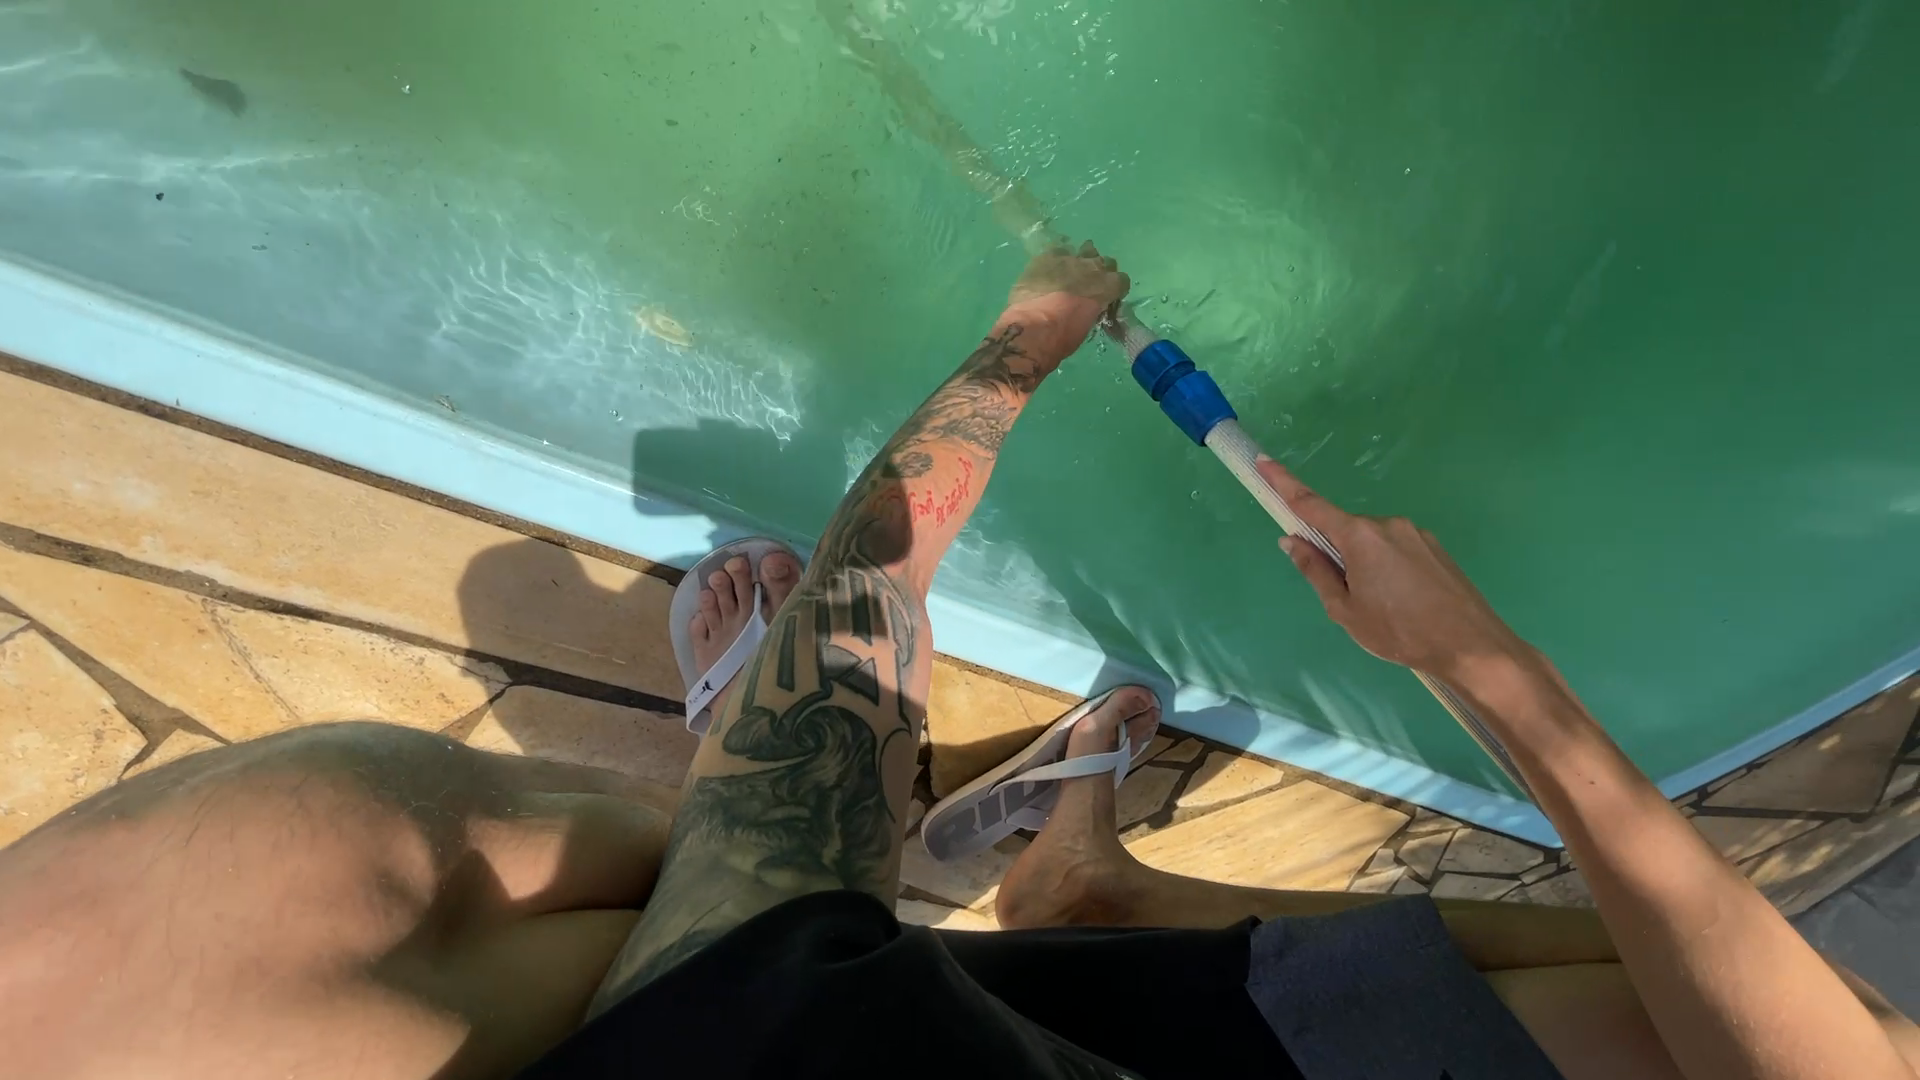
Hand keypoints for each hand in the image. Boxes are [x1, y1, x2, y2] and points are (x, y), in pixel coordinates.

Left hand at [1001, 241, 1129, 360]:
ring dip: (1080, 261)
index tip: (1105, 299)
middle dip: (1098, 272)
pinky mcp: (1047, 256)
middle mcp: (1094, 267)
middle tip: (1086, 286)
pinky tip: (1047, 271)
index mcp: (1108, 287)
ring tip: (1068, 274)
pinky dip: (1056, 260)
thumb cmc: (1063, 337)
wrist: (1034, 328)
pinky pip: (1057, 251)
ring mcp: (1071, 258)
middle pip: (1104, 262)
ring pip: (1085, 250)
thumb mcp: (1087, 325)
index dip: (1113, 289)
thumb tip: (1087, 308)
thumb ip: (1092, 309)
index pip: (1121, 281)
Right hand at [1256, 458, 1531, 679]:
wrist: (1473, 646)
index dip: (1283, 483)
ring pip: (1369, 541)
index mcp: (1359, 536)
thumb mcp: (1344, 609)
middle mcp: (1387, 524)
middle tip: (1346, 596)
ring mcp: (1414, 532)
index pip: (1310, 504)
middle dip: (1333, 553)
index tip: (1262, 461)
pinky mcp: (1433, 545)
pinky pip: (1393, 548)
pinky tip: (1401, 600)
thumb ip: (1314, 571)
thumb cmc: (1399, 631)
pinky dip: (1385, 567)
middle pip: (1342, 529)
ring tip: (1381, 605)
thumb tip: (1292, 541)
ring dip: (1362, 563)